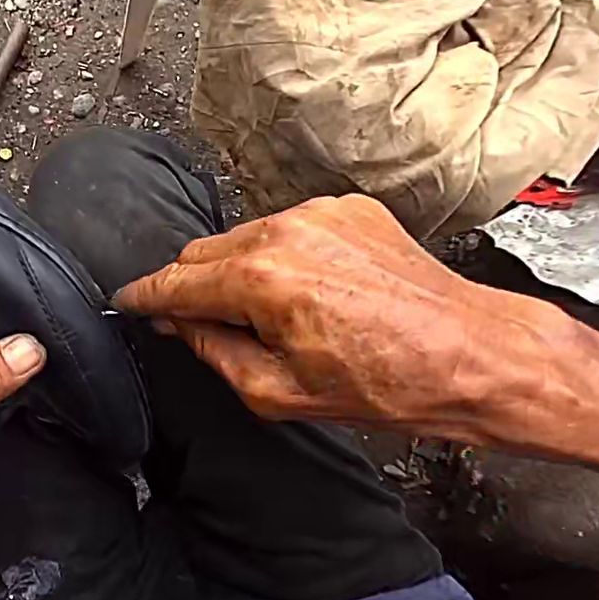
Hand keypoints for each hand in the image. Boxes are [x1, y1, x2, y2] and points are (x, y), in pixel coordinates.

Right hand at [112, 196, 578, 446]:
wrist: (471, 354)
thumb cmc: (384, 383)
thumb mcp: (275, 390)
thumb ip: (212, 349)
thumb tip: (180, 323)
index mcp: (262, 279)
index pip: (175, 282)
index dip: (143, 295)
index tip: (127, 301)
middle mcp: (286, 231)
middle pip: (200, 253)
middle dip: (187, 287)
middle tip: (192, 322)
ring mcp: (320, 213)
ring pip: (239, 238)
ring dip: (231, 272)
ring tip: (260, 315)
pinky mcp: (347, 208)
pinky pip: (283, 228)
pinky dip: (272, 256)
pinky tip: (297, 291)